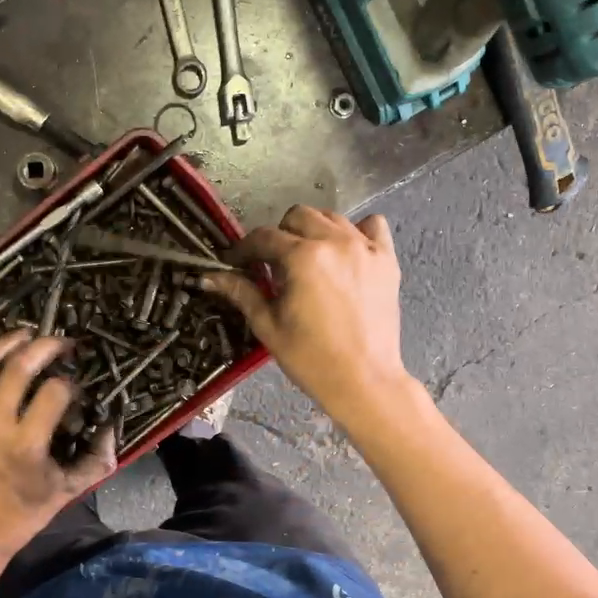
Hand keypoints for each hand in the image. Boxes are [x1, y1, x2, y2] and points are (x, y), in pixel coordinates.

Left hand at [0, 330, 116, 565]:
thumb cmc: (20, 517)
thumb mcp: (65, 493)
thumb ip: (95, 462)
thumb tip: (111, 430)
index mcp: (26, 444)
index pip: (55, 393)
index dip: (72, 386)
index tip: (78, 392)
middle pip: (19, 366)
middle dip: (46, 347)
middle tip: (63, 344)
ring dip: (7, 341)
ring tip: (27, 334)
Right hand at [204, 206, 416, 427]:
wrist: (364, 380)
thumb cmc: (311, 359)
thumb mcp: (269, 326)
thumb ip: (242, 293)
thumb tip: (210, 277)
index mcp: (303, 258)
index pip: (264, 237)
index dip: (245, 249)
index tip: (237, 263)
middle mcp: (335, 241)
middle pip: (299, 216)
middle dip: (280, 235)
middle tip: (274, 265)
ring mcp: (365, 247)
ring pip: (332, 218)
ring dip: (313, 231)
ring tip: (309, 261)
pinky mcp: (387, 259)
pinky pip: (373, 225)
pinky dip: (356, 232)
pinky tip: (346, 254)